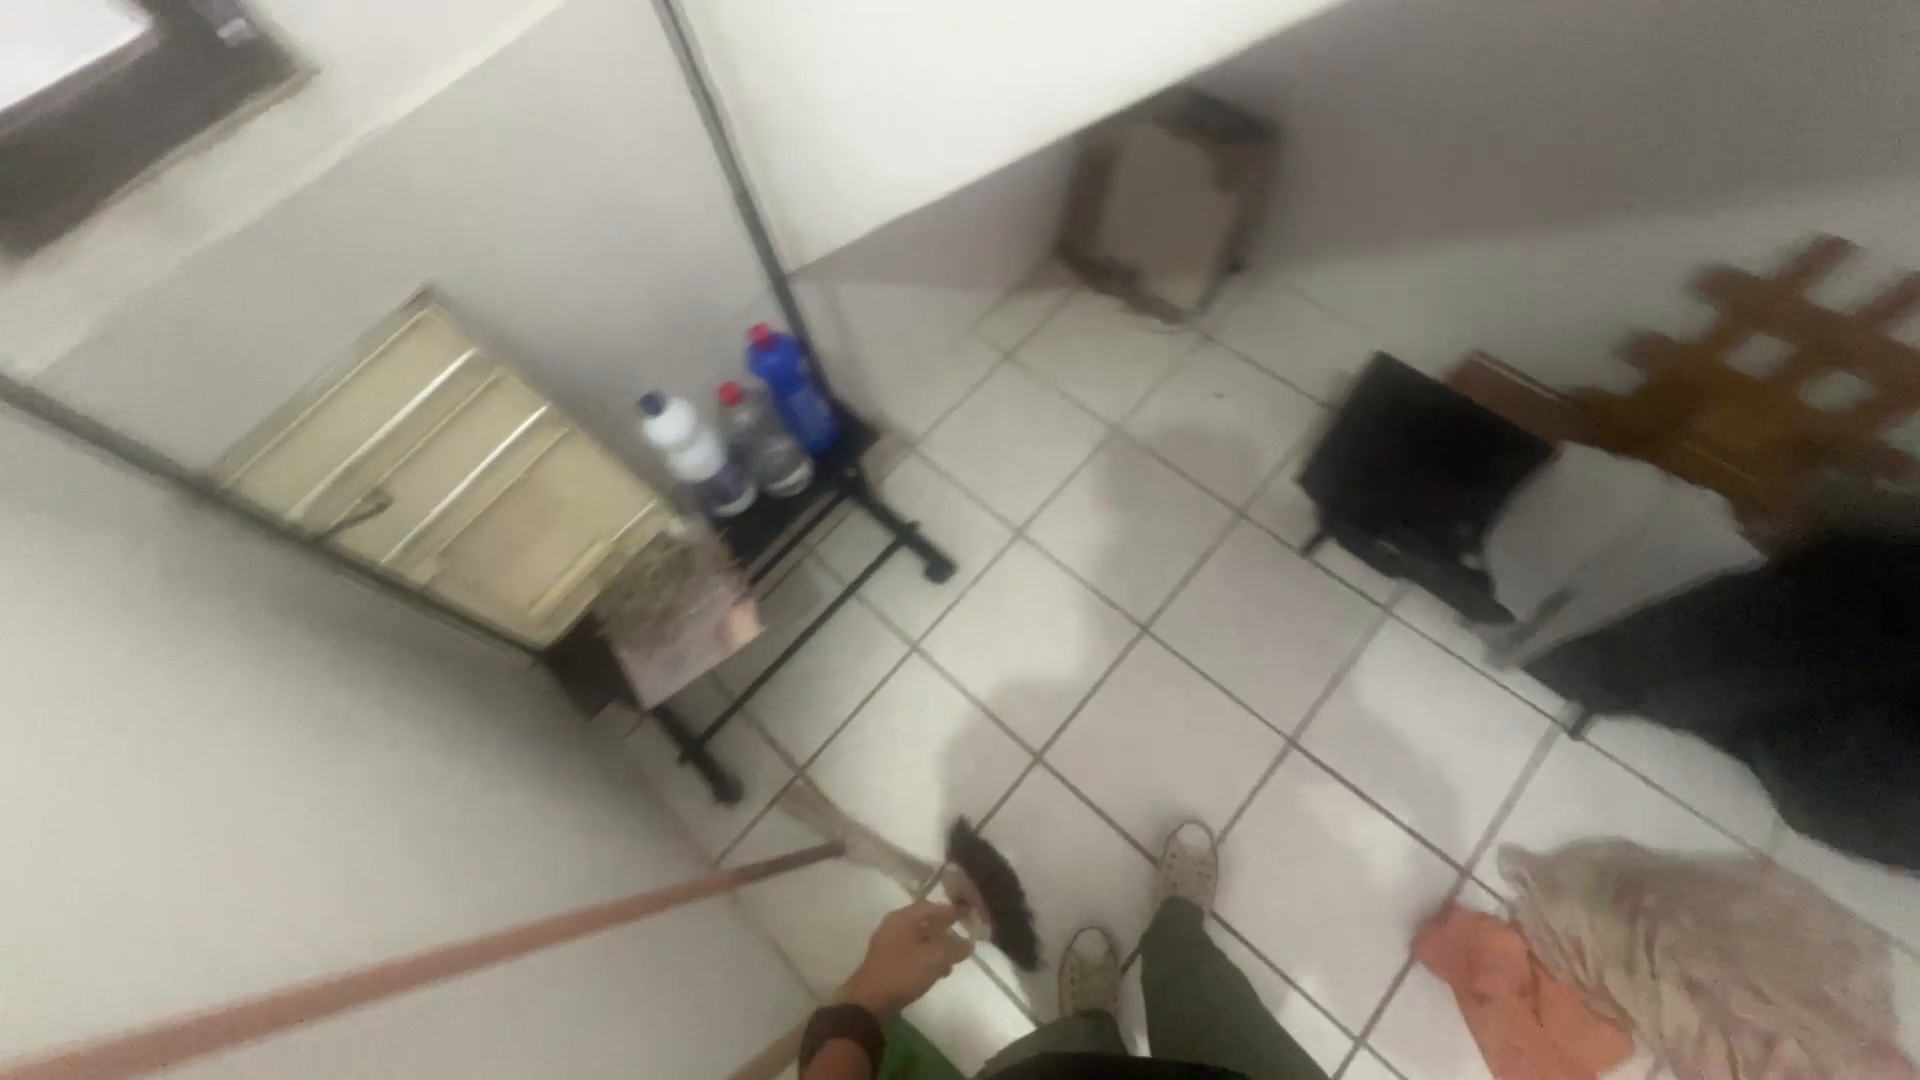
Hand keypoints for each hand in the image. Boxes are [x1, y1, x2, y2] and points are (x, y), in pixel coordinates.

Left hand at [838, 901, 974, 1020]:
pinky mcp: (887, 963)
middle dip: (944, 932)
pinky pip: (912, 953)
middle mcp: (894, 926)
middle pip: (924, 923)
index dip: (950, 911)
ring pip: (918, 940)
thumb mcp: (933, 959)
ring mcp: (888, 944)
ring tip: (951, 962)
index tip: (966, 916)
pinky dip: (926, 959)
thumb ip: (953, 948)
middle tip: (961, 941)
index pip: (931, 907)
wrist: (869, 1002)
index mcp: (903, 918)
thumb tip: (969, 942)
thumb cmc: (902, 972)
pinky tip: (936, 972)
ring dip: (936, 948)